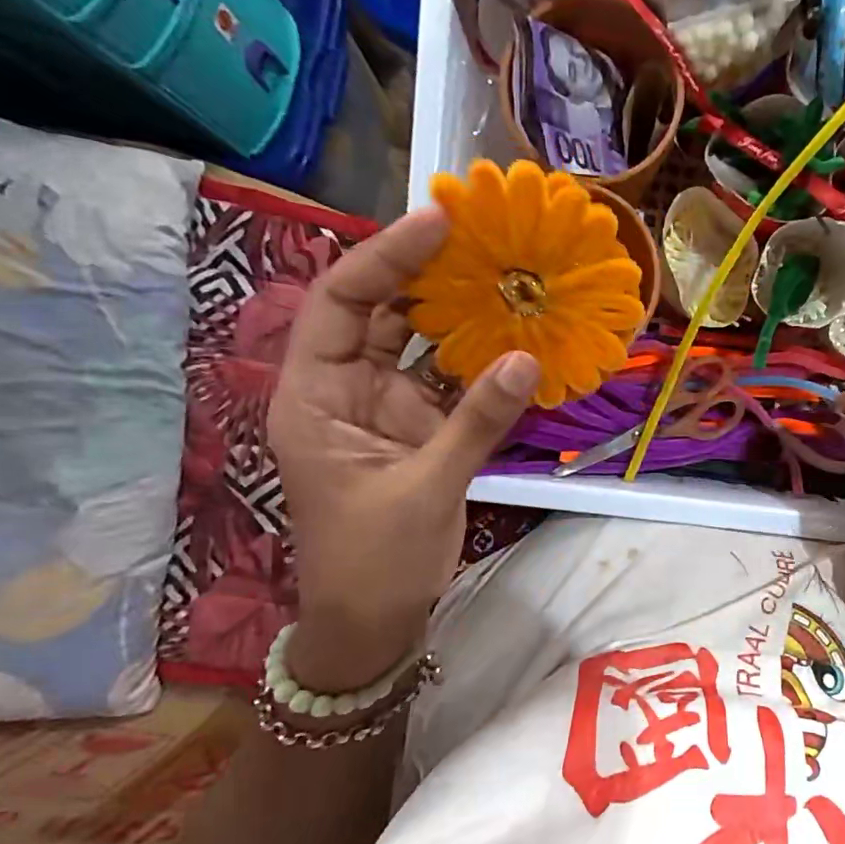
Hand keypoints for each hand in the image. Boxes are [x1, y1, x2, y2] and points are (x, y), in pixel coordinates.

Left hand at [268, 208, 538, 689]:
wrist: (375, 621)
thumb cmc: (374, 560)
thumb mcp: (425, 488)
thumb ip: (477, 421)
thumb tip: (528, 360)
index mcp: (315, 397)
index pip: (343, 303)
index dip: (386, 257)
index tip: (438, 222)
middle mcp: (346, 391)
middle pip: (382, 313)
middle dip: (428, 276)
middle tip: (483, 240)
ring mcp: (387, 410)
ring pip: (420, 346)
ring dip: (460, 317)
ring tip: (508, 278)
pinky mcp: (420, 432)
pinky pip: (451, 384)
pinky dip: (482, 364)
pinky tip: (517, 340)